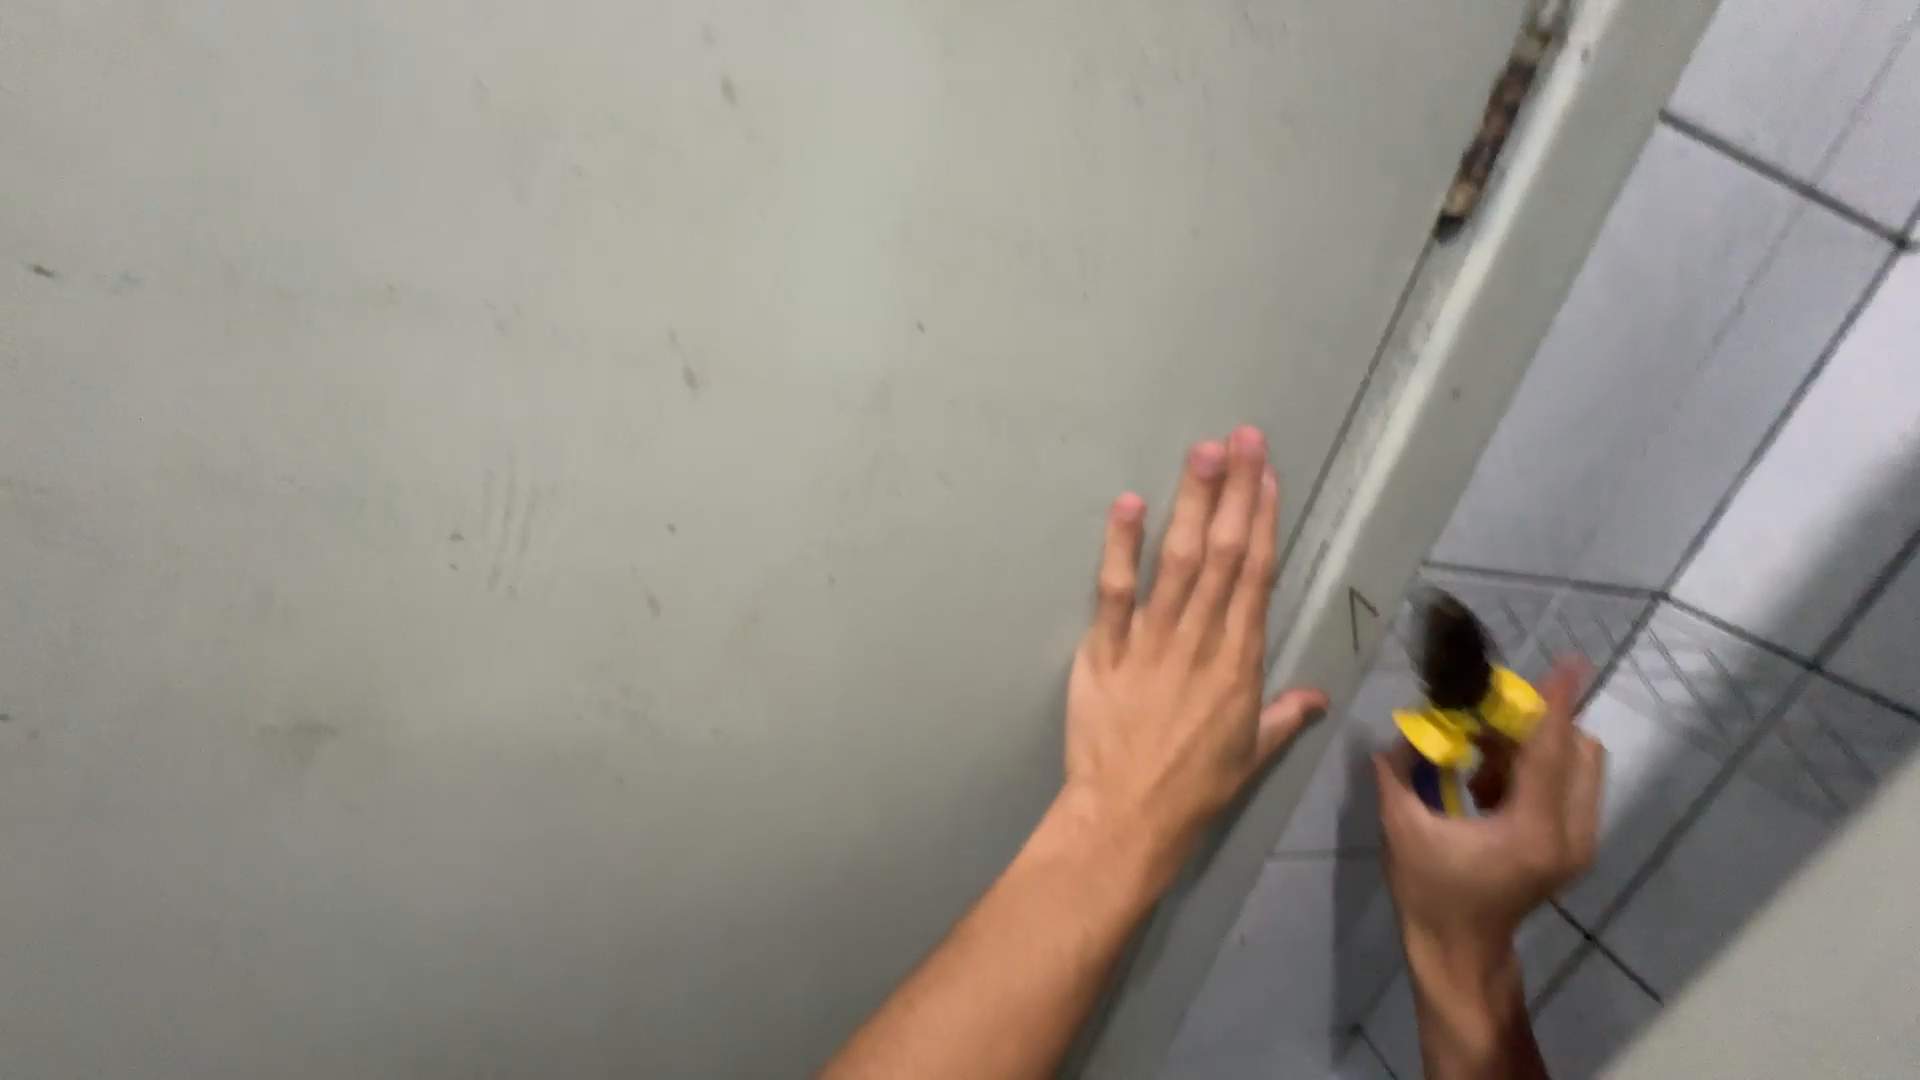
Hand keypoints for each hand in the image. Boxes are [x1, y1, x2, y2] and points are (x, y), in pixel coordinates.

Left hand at [1060, 427, 1327, 889]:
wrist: (1129, 817)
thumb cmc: (1193, 788)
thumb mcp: (1250, 756)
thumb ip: (1282, 717)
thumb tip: (1317, 696)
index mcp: (1240, 663)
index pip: (1256, 577)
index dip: (1262, 522)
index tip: (1267, 477)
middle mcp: (1202, 642)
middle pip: (1224, 556)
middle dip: (1234, 493)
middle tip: (1242, 439)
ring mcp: (1152, 644)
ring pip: (1179, 563)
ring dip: (1192, 505)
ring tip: (1203, 454)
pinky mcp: (1105, 653)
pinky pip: (1115, 595)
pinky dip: (1121, 549)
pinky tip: (1127, 504)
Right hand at [1374, 659, 1603, 956]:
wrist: (1459, 947)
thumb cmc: (1429, 889)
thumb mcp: (1401, 825)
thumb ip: (1397, 771)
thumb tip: (1402, 731)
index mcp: (1531, 830)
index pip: (1549, 752)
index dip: (1554, 704)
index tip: (1569, 663)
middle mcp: (1569, 834)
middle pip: (1578, 752)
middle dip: (1537, 722)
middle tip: (1485, 715)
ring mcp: (1577, 843)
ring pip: (1578, 767)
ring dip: (1533, 746)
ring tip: (1480, 753)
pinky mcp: (1571, 847)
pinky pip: (1566, 786)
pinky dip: (1532, 768)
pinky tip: (1486, 781)